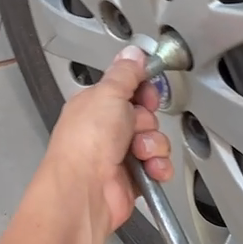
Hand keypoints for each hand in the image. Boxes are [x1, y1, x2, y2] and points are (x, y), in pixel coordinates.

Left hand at [43, 46, 171, 230]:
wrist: (84, 191)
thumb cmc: (87, 141)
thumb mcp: (108, 93)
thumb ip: (125, 72)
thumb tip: (133, 52)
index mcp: (95, 105)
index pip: (128, 88)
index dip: (142, 91)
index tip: (145, 94)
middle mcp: (105, 129)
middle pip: (145, 114)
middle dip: (147, 120)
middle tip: (134, 127)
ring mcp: (119, 154)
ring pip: (155, 140)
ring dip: (153, 145)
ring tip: (138, 152)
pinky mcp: (133, 177)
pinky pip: (158, 165)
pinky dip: (158, 167)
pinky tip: (149, 169)